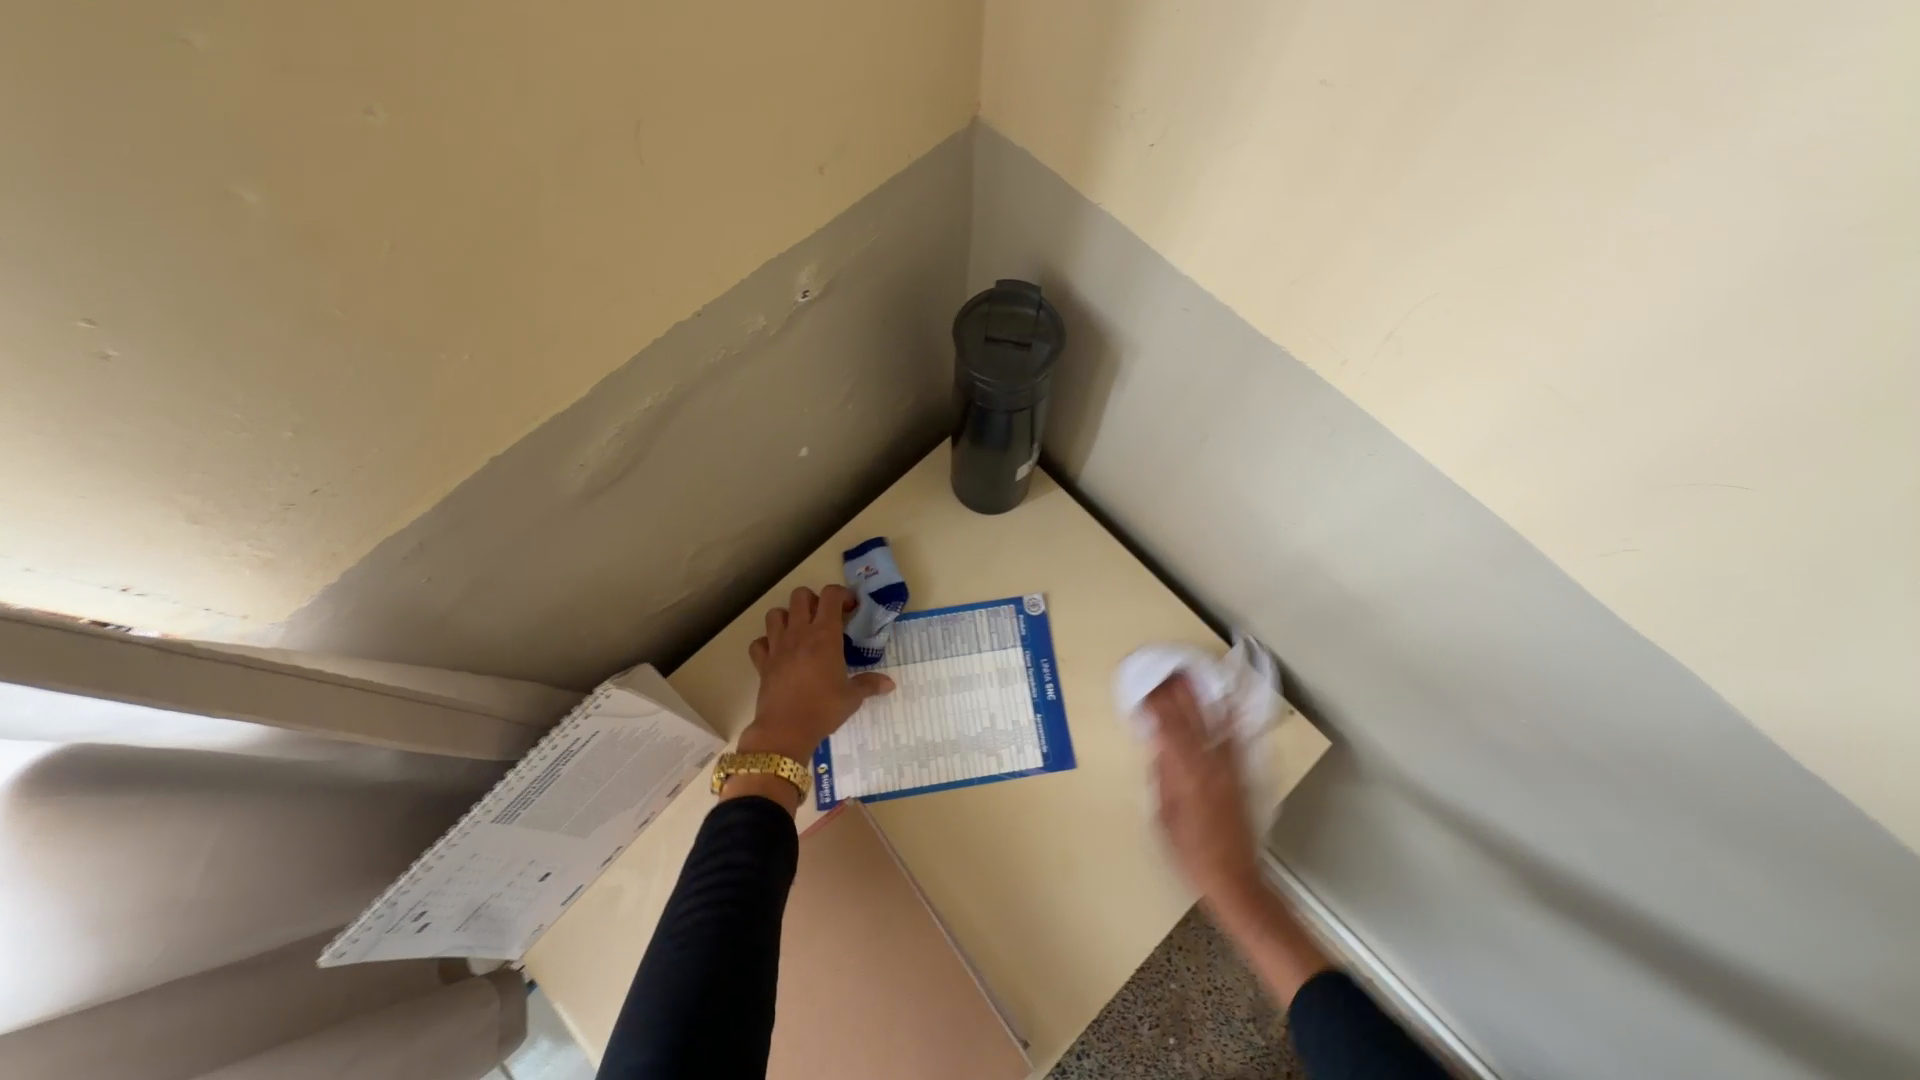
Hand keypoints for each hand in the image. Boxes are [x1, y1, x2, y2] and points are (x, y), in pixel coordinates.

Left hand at [740, 585, 895, 764]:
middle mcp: (799, 633)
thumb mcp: (852, 697)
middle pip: (800, 596)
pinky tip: (778, 653)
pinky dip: (766, 643)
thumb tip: (889, 684)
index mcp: (824, 635)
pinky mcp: (762, 663)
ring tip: (799, 631)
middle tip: (824, 618)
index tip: (851, 609)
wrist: (786, 730)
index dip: (842, 595)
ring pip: (774, 614)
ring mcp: (777, 646)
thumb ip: (869, 685)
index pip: (830, 595)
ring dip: (787, 616)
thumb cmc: (824, 709)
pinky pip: (759, 643)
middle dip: (813, 600)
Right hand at [1146, 674, 1263, 917]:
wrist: (1232, 876)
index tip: (1144, 688)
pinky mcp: (1241, 774)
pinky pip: (1235, 737)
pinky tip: (1226, 701)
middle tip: (1163, 671)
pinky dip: (1230, 716)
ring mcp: (1229, 766)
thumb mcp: (1162, 814)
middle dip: (1175, 692)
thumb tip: (1159, 747)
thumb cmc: (1189, 852)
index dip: (1155, 704)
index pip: (1167, 727)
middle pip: (1191, 717)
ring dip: (1199, 697)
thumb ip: (1161, 776)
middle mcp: (1209, 763)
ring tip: (1188, 675)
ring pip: (1213, 721)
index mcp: (1185, 772)